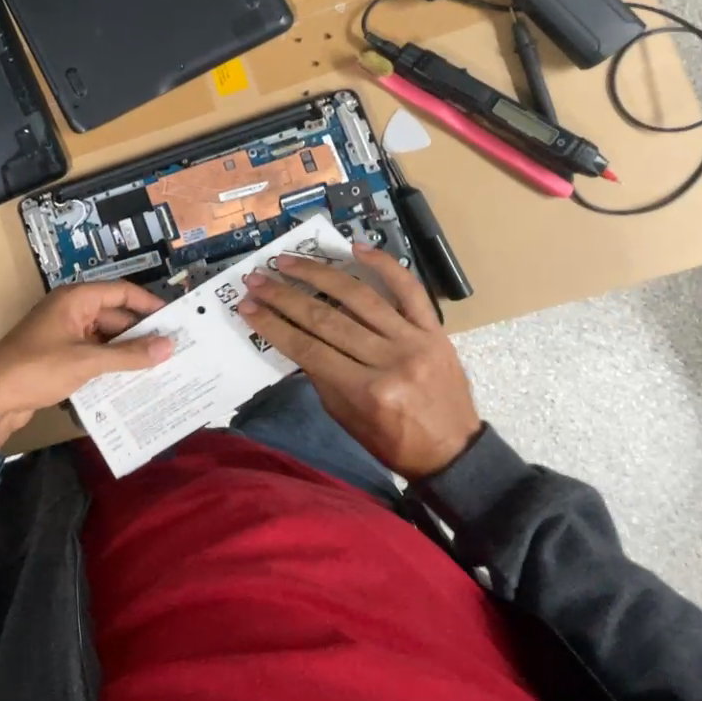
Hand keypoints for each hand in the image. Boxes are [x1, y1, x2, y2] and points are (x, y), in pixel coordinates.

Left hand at [0, 281, 172, 454]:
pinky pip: (92, 354)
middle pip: (115, 315)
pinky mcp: (58, 356)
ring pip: (105, 338)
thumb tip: (168, 346)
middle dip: (142, 333)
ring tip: (162, 369)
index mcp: (74, 299)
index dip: (150, 304)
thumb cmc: (36, 370)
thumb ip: (129, 354)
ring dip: (127, 352)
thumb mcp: (87, 362)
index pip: (121, 292)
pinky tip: (131, 382)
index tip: (178, 320)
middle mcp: (69, 310)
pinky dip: (110, 365)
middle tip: (176, 351)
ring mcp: (63, 333)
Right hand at [237, 244, 481, 479]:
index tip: (246, 306)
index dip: (272, 324)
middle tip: (257, 279)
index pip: (307, 348)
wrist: (454, 453)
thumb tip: (292, 335)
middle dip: (283, 296)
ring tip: (288, 261)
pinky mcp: (434, 329)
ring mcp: (414, 340)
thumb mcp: (345, 416)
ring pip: (359, 296)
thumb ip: (321, 375)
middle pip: (326, 318)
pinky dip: (383, 265)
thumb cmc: (392, 441)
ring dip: (318, 274)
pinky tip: (355, 247)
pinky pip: (409, 289)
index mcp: (366, 391)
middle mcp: (390, 360)